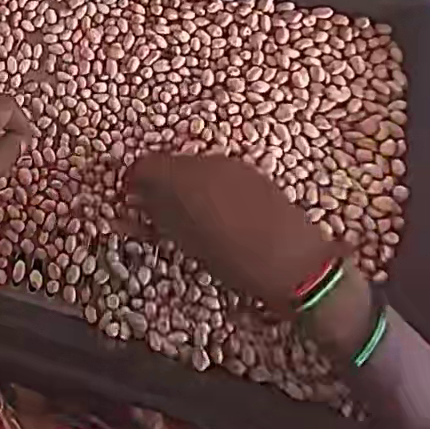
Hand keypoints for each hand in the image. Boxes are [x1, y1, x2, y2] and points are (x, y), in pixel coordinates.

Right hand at [129, 154, 339, 307]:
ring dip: (185, 183)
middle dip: (159, 181)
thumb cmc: (233, 260)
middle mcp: (205, 162)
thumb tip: (140, 198)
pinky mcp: (253, 174)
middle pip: (169, 163)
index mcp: (182, 177)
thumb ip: (158, 213)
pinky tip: (216, 211)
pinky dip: (208, 186)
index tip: (131, 197)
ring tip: (188, 212)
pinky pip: (218, 173)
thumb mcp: (185, 242)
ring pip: (195, 167)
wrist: (298, 266)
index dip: (134, 180)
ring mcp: (232, 166)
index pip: (144, 165)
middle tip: (156, 208)